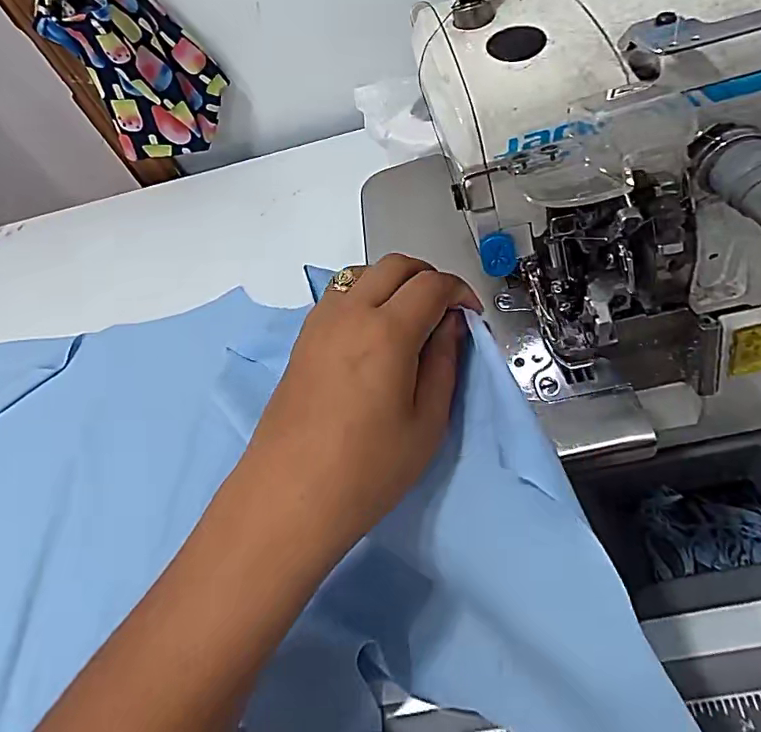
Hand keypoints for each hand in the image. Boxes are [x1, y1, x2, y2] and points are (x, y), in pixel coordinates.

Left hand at [233, 254, 480, 557]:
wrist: (290, 494)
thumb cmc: (367, 468)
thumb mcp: (427, 422)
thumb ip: (444, 362)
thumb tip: (450, 325)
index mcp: (387, 330)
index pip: (431, 284)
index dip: (459, 292)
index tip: (470, 315)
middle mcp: (351, 312)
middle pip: (396, 265)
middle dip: (428, 277)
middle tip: (446, 309)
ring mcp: (321, 321)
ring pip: (364, 274)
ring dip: (394, 282)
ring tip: (411, 318)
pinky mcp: (303, 336)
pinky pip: (341, 294)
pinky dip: (366, 295)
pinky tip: (375, 332)